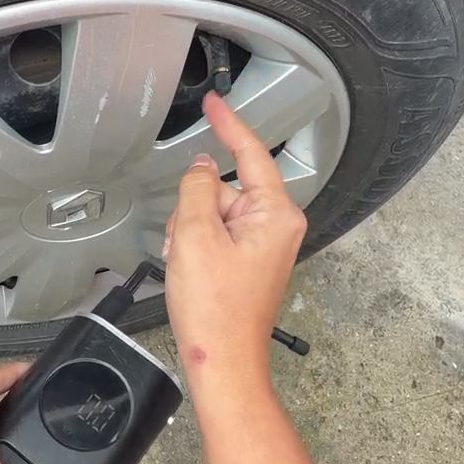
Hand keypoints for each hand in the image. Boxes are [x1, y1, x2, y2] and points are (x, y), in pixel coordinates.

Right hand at [163, 92, 306, 379]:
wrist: (221, 360)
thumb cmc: (216, 309)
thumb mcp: (196, 236)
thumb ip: (197, 188)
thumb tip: (200, 168)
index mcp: (276, 214)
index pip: (252, 154)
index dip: (229, 126)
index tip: (215, 103)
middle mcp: (277, 226)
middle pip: (224, 189)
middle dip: (194, 209)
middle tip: (185, 245)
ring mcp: (263, 246)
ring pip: (213, 213)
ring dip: (190, 232)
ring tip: (189, 266)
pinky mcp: (249, 262)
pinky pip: (216, 236)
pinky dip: (196, 247)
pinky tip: (191, 273)